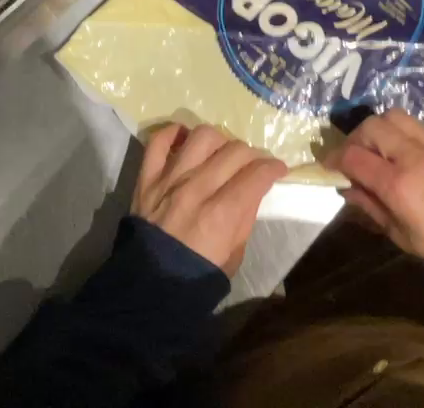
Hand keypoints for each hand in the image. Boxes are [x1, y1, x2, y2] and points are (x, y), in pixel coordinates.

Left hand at [133, 124, 287, 275]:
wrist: (146, 290)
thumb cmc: (196, 276)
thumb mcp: (234, 255)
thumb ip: (245, 217)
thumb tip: (255, 187)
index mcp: (221, 214)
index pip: (256, 174)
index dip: (274, 168)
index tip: (278, 170)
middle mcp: (196, 189)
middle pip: (234, 151)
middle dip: (253, 154)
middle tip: (254, 164)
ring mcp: (168, 180)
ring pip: (202, 137)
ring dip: (219, 140)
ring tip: (221, 153)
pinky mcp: (146, 179)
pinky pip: (158, 141)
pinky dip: (173, 133)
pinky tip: (186, 139)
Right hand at [323, 110, 423, 258]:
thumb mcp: (396, 232)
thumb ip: (368, 205)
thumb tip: (347, 186)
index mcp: (398, 184)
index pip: (355, 157)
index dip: (335, 159)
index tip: (329, 166)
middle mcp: (413, 156)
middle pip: (372, 127)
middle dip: (355, 139)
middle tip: (353, 156)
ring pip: (394, 116)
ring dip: (378, 129)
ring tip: (377, 148)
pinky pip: (416, 124)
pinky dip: (400, 131)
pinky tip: (401, 149)